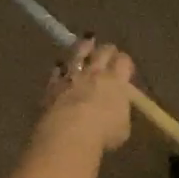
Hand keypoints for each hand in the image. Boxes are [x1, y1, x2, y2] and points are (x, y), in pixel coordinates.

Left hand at [37, 38, 134, 152]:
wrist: (69, 132)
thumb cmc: (103, 133)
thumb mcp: (122, 127)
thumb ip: (120, 113)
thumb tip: (117, 110)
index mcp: (116, 81)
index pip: (124, 62)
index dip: (125, 63)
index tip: (125, 68)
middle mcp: (95, 72)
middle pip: (103, 51)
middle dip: (107, 50)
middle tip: (108, 52)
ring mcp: (72, 75)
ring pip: (78, 53)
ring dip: (83, 47)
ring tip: (86, 43)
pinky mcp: (53, 84)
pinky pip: (58, 70)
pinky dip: (61, 68)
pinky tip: (60, 68)